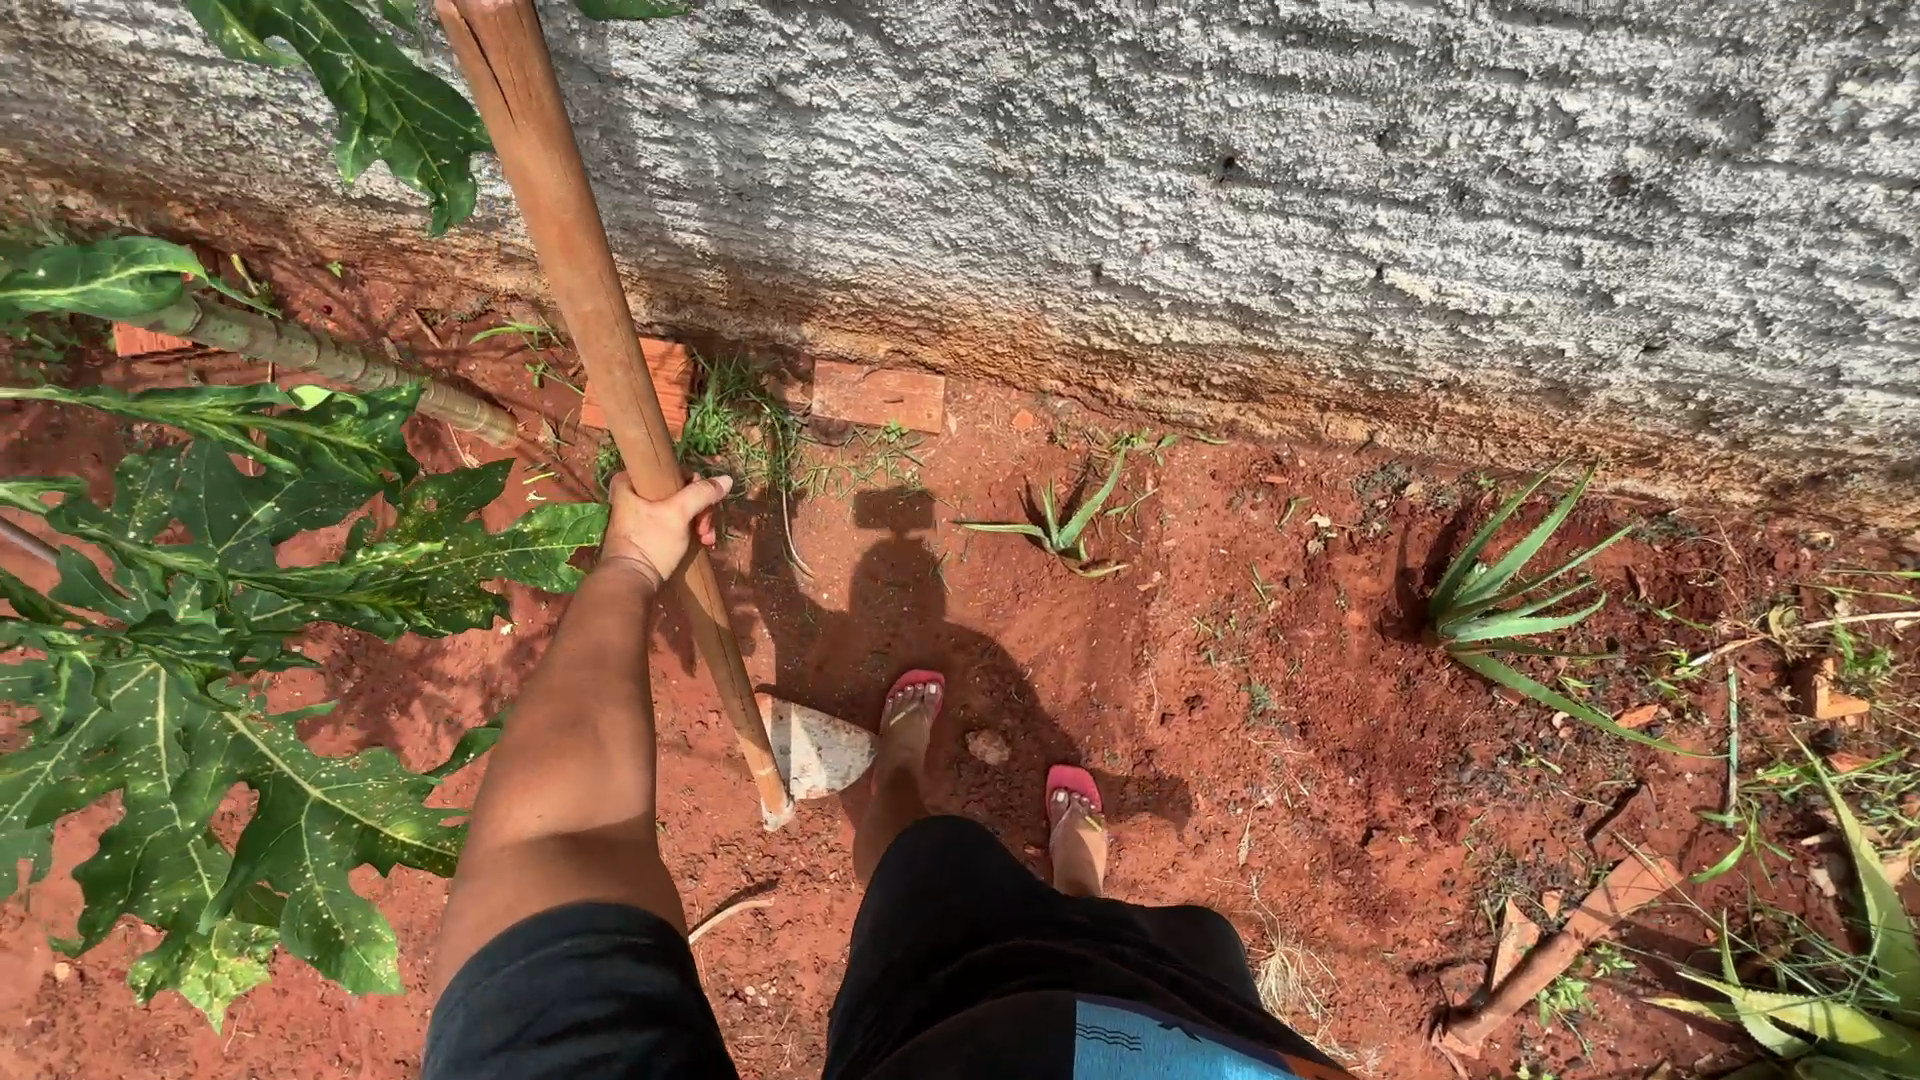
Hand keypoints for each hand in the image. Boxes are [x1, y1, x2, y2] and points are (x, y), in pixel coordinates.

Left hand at [598, 471, 732, 590]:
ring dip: (699, 522)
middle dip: (699, 510)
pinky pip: (676, 523)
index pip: (674, 472)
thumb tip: (727, 479)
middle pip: (680, 491)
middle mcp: (634, 494)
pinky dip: (690, 531)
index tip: (702, 506)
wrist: (631, 582)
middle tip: (704, 528)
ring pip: (681, 508)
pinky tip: (702, 543)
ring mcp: (641, 515)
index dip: (694, 486)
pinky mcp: (648, 533)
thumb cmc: (650, 543)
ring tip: (706, 539)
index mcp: (631, 481)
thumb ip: (702, 493)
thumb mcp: (678, 514)